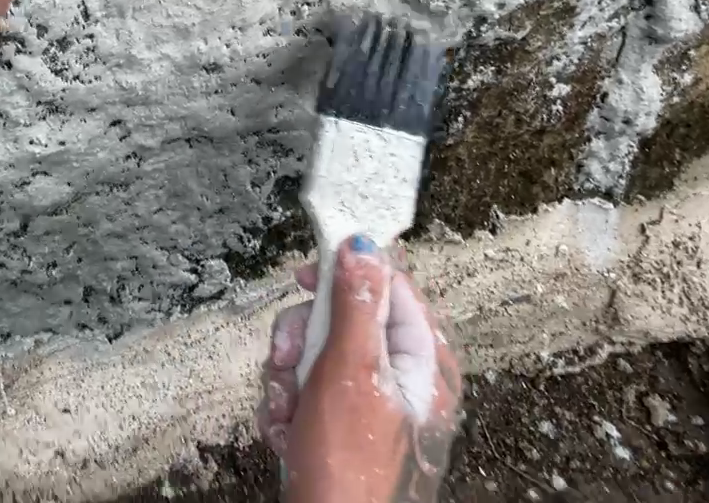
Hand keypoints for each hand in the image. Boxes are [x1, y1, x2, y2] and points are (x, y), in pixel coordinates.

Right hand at [257, 237, 463, 502]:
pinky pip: (304, 384)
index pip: (389, 285)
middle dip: (302, 337)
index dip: (347, 271)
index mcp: (422, 363)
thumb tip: (362, 244)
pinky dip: (287, 401)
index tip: (305, 274)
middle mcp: (400, 378)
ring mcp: (368, 400)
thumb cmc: (349, 464)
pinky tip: (286, 428)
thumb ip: (357, 303)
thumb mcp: (350, 370)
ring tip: (286, 407)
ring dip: (288, 374)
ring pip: (315, 349)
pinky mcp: (340, 420)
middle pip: (342, 317)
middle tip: (287, 357)